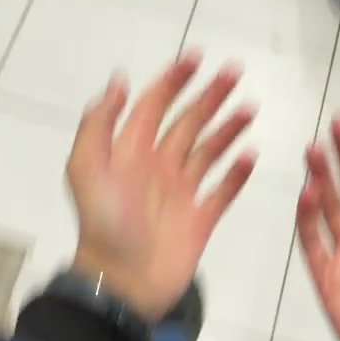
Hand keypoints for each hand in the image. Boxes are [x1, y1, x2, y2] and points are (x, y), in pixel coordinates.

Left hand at [66, 51, 256, 317]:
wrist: (123, 283)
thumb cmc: (105, 224)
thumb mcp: (87, 169)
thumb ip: (99, 125)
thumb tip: (119, 80)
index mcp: (131, 152)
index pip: (155, 105)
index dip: (174, 80)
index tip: (198, 58)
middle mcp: (159, 166)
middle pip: (189, 122)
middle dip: (210, 96)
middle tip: (236, 72)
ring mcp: (182, 193)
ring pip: (210, 151)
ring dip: (229, 128)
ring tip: (250, 108)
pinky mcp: (201, 219)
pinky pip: (224, 191)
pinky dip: (238, 173)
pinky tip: (252, 155)